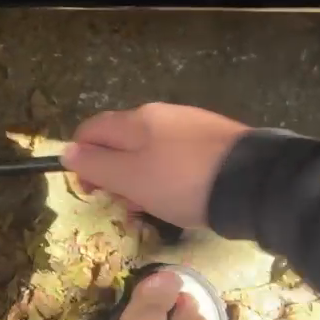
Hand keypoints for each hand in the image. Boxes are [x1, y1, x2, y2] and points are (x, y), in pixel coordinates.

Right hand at [63, 103, 251, 229]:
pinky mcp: (212, 142)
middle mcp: (160, 114)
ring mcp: (189, 126)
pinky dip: (163, 177)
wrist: (253, 183)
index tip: (89, 188)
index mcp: (135, 120)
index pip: (90, 130)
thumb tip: (67, 152)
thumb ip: (94, 164)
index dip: (80, 158)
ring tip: (149, 205)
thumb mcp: (128, 178)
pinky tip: (175, 197)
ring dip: (137, 179)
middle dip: (111, 172)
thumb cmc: (179, 182)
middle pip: (118, 141)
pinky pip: (173, 157)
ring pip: (146, 152)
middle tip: (120, 201)